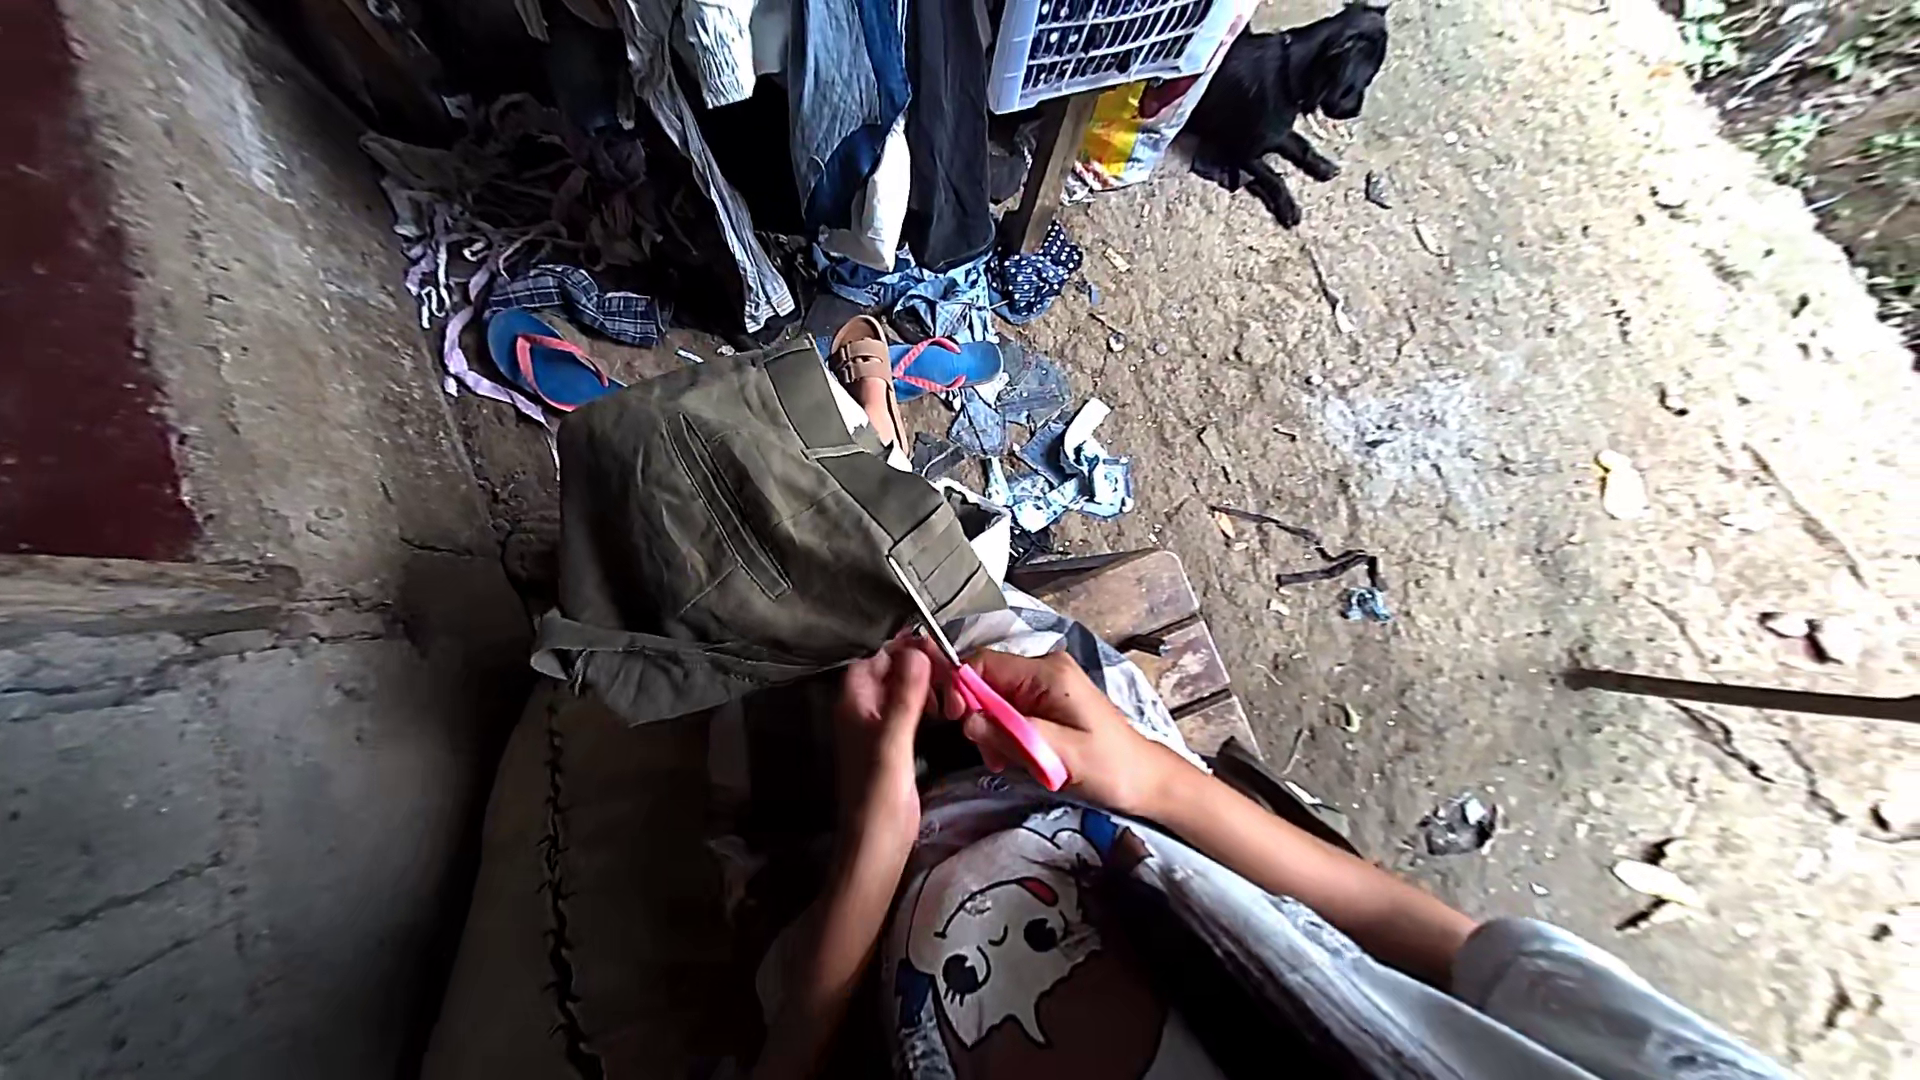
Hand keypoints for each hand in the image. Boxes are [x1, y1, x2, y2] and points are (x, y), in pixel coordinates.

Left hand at [832, 638, 932, 861]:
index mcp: (854, 704)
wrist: (875, 847)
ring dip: (924, 683)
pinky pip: (907, 709)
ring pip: (900, 689)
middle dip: (918, 664)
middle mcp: (861, 710)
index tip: (935, 649)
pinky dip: (924, 703)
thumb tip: (917, 651)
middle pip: (888, 670)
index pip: (875, 658)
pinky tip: (942, 710)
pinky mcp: (891, 744)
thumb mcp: (894, 740)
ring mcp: (875, 728)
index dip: (902, 648)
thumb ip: (905, 695)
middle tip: (949, 671)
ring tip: (949, 691)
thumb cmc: (879, 795)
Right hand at [929, 646, 1192, 817]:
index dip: (961, 687)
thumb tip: (968, 720)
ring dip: (991, 729)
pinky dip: (1003, 732)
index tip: (956, 720)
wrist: (1145, 779)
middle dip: (978, 715)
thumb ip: (1013, 735)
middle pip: (987, 679)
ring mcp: (1045, 683)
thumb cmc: (1111, 767)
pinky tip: (1015, 755)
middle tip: (990, 753)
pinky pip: (1009, 708)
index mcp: (1048, 673)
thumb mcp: (1062, 755)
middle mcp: (1044, 669)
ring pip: (994, 697)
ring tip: (1005, 760)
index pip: (985, 662)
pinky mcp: (1045, 699)